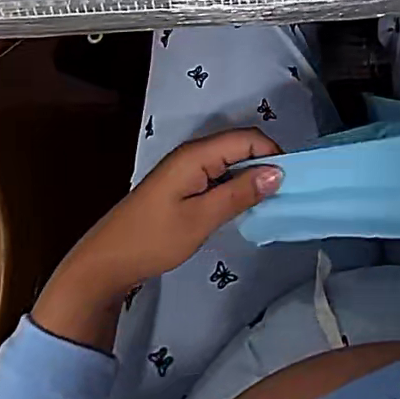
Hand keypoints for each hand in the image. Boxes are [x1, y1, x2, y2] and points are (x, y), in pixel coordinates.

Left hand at [32, 129, 283, 350]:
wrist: (107, 261)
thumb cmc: (153, 239)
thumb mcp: (201, 219)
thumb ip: (239, 193)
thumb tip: (277, 172)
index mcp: (197, 154)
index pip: (247, 137)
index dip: (272, 152)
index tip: (291, 181)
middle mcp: (194, 153)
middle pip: (240, 144)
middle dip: (265, 162)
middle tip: (283, 194)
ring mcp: (187, 167)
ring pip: (231, 159)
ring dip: (251, 175)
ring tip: (269, 202)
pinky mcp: (184, 183)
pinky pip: (219, 173)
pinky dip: (235, 184)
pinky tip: (243, 205)